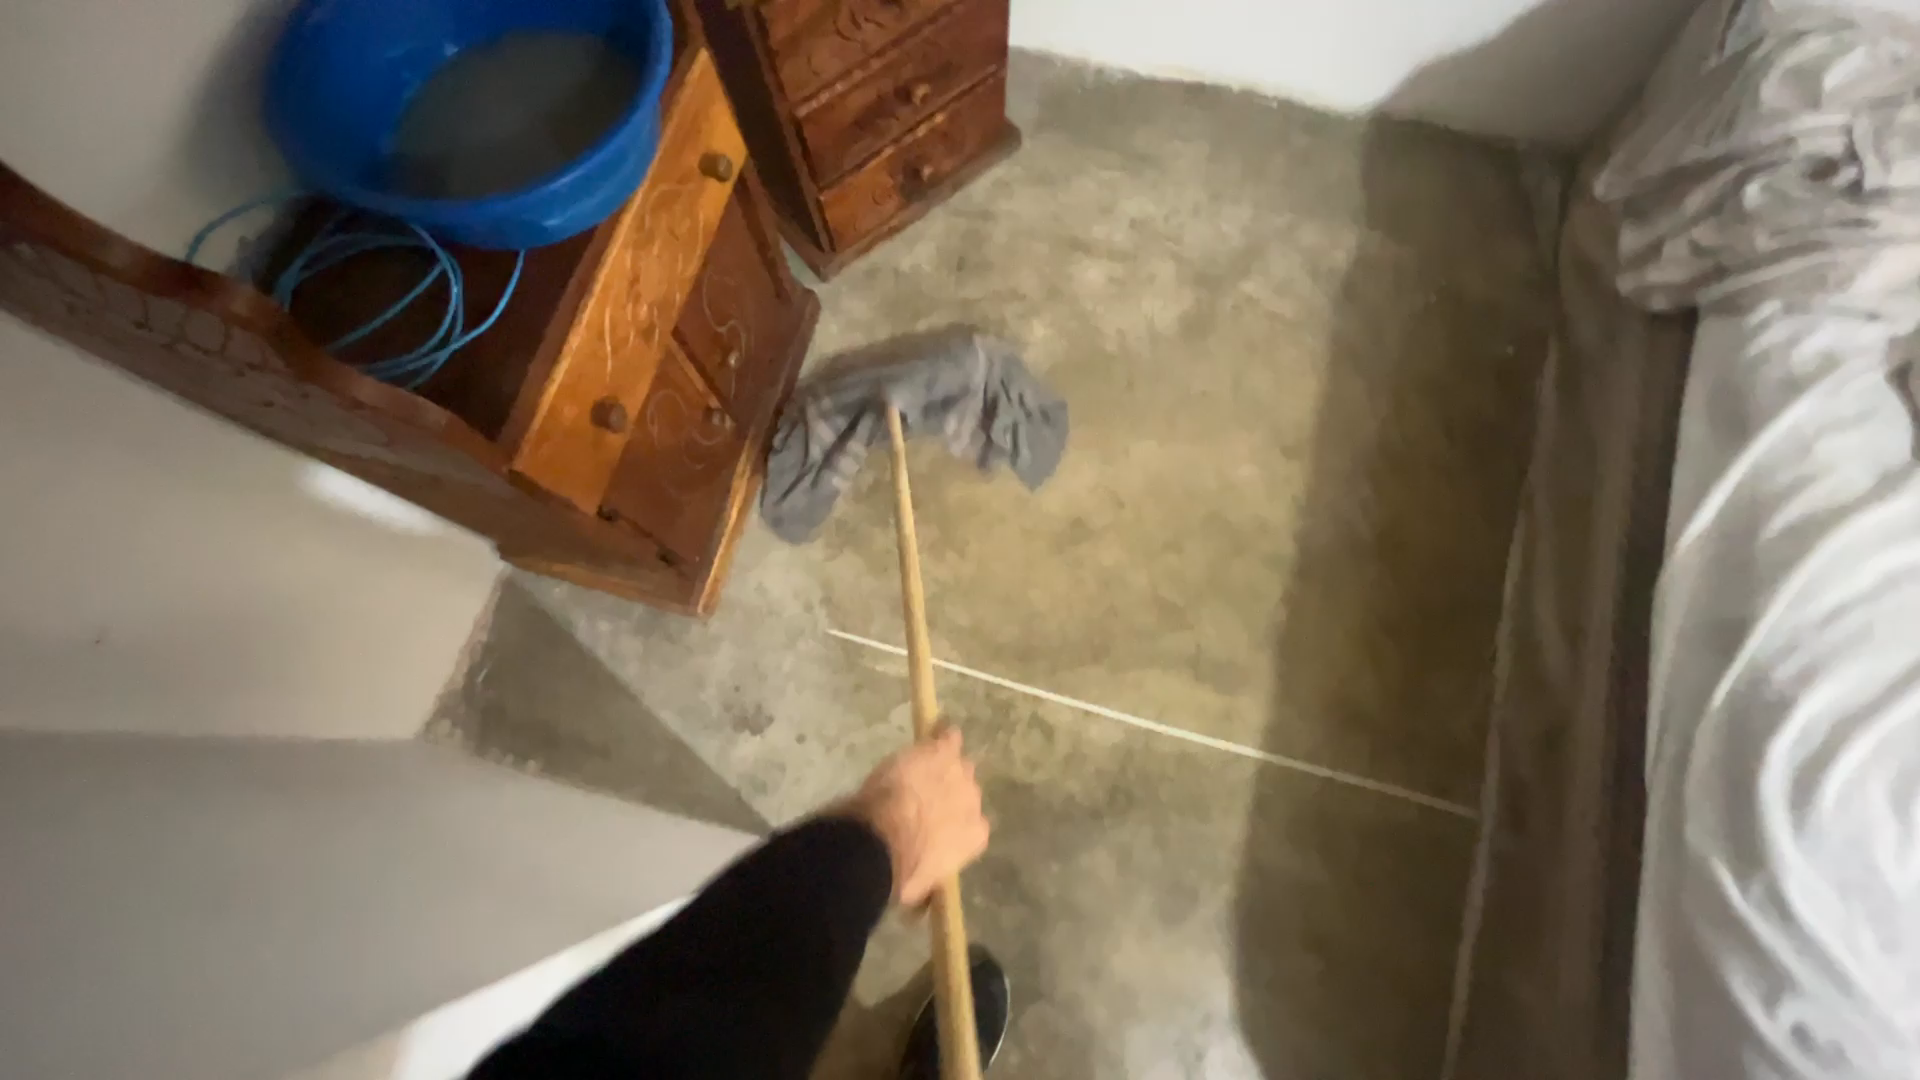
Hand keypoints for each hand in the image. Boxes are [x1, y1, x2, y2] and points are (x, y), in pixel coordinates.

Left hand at [845, 728, 988, 906]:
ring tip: (922, 766)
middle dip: (948, 793)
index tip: (935, 824)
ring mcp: (958, 773)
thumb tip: (922, 901)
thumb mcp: (920, 887)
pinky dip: (940, 733)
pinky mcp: (940, 751)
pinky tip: (933, 730)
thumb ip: (929, 880)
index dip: (952, 822)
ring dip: (942, 765)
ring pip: (957, 762)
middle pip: (966, 789)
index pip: (973, 824)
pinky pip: (947, 736)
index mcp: (975, 836)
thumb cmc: (901, 871)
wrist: (883, 841)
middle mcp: (974, 801)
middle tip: (922, 797)